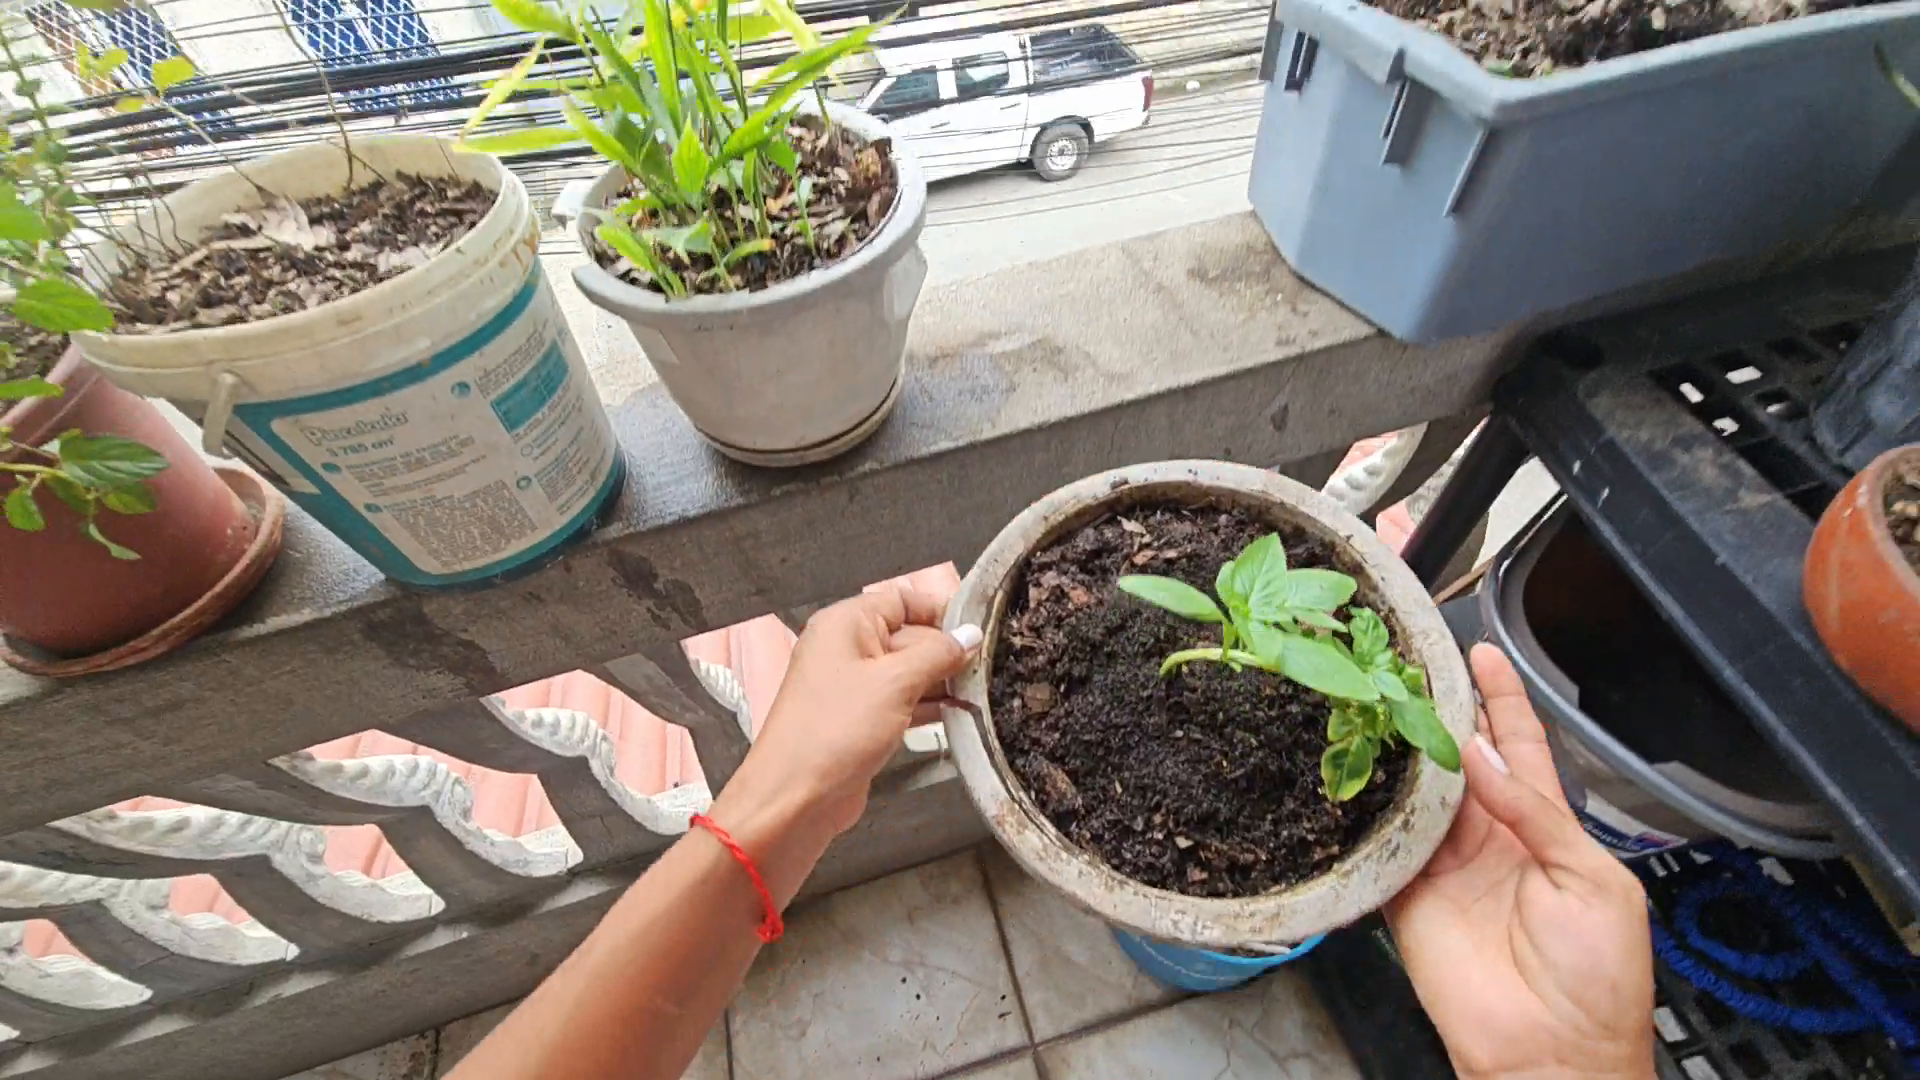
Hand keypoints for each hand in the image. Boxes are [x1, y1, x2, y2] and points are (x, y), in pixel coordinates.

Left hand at [708, 587, 981, 884]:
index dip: (941, 610)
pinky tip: (961, 715)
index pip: (902, 599)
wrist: (793, 800)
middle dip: (947, 651)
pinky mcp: (861, 719)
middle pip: (909, 635)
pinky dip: (928, 706)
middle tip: (991, 667)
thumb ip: (938, 654)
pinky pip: (901, 701)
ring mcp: (853, 686)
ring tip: (984, 692)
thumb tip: (972, 634)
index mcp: (845, 623)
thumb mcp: (895, 683)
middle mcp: (847, 647)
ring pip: (908, 672)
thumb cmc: (838, 729)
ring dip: (942, 682)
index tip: (980, 628)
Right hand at [1386, 643, 1654, 1079]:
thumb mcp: (1593, 885)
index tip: (1482, 653)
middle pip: (1454, 754)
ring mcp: (1437, 851)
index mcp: (1539, 823)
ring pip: (1410, 783)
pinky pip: (1377, 829)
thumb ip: (1534, 815)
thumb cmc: (1594, 975)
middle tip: (1404, 666)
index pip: (1517, 744)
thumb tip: (1480, 752)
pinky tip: (1345, 763)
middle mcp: (1483, 827)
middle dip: (1433, 708)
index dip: (1502, 697)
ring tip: (1369, 700)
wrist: (1545, 1049)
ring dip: (1393, 744)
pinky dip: (1361, 798)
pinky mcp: (1398, 878)